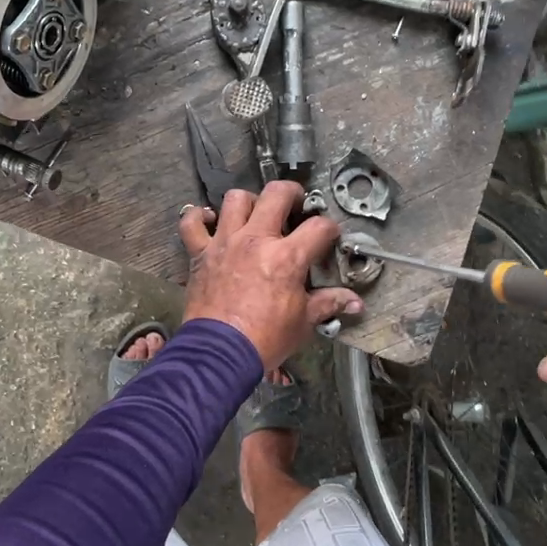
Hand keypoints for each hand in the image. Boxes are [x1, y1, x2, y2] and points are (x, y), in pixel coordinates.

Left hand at [179, 181, 361, 369]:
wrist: (220, 352)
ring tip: (255, 213)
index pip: (318, 227)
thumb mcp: (303, 322)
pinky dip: (198, 217)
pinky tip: (210, 220)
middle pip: (276, 194)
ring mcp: (225, 242)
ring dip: (248, 201)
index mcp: (286, 257)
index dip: (329, 228)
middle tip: (296, 204)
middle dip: (292, 193)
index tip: (328, 235)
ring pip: (235, 199)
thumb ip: (327, 304)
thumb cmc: (264, 339)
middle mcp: (255, 240)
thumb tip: (354, 302)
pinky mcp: (200, 252)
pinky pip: (192, 222)